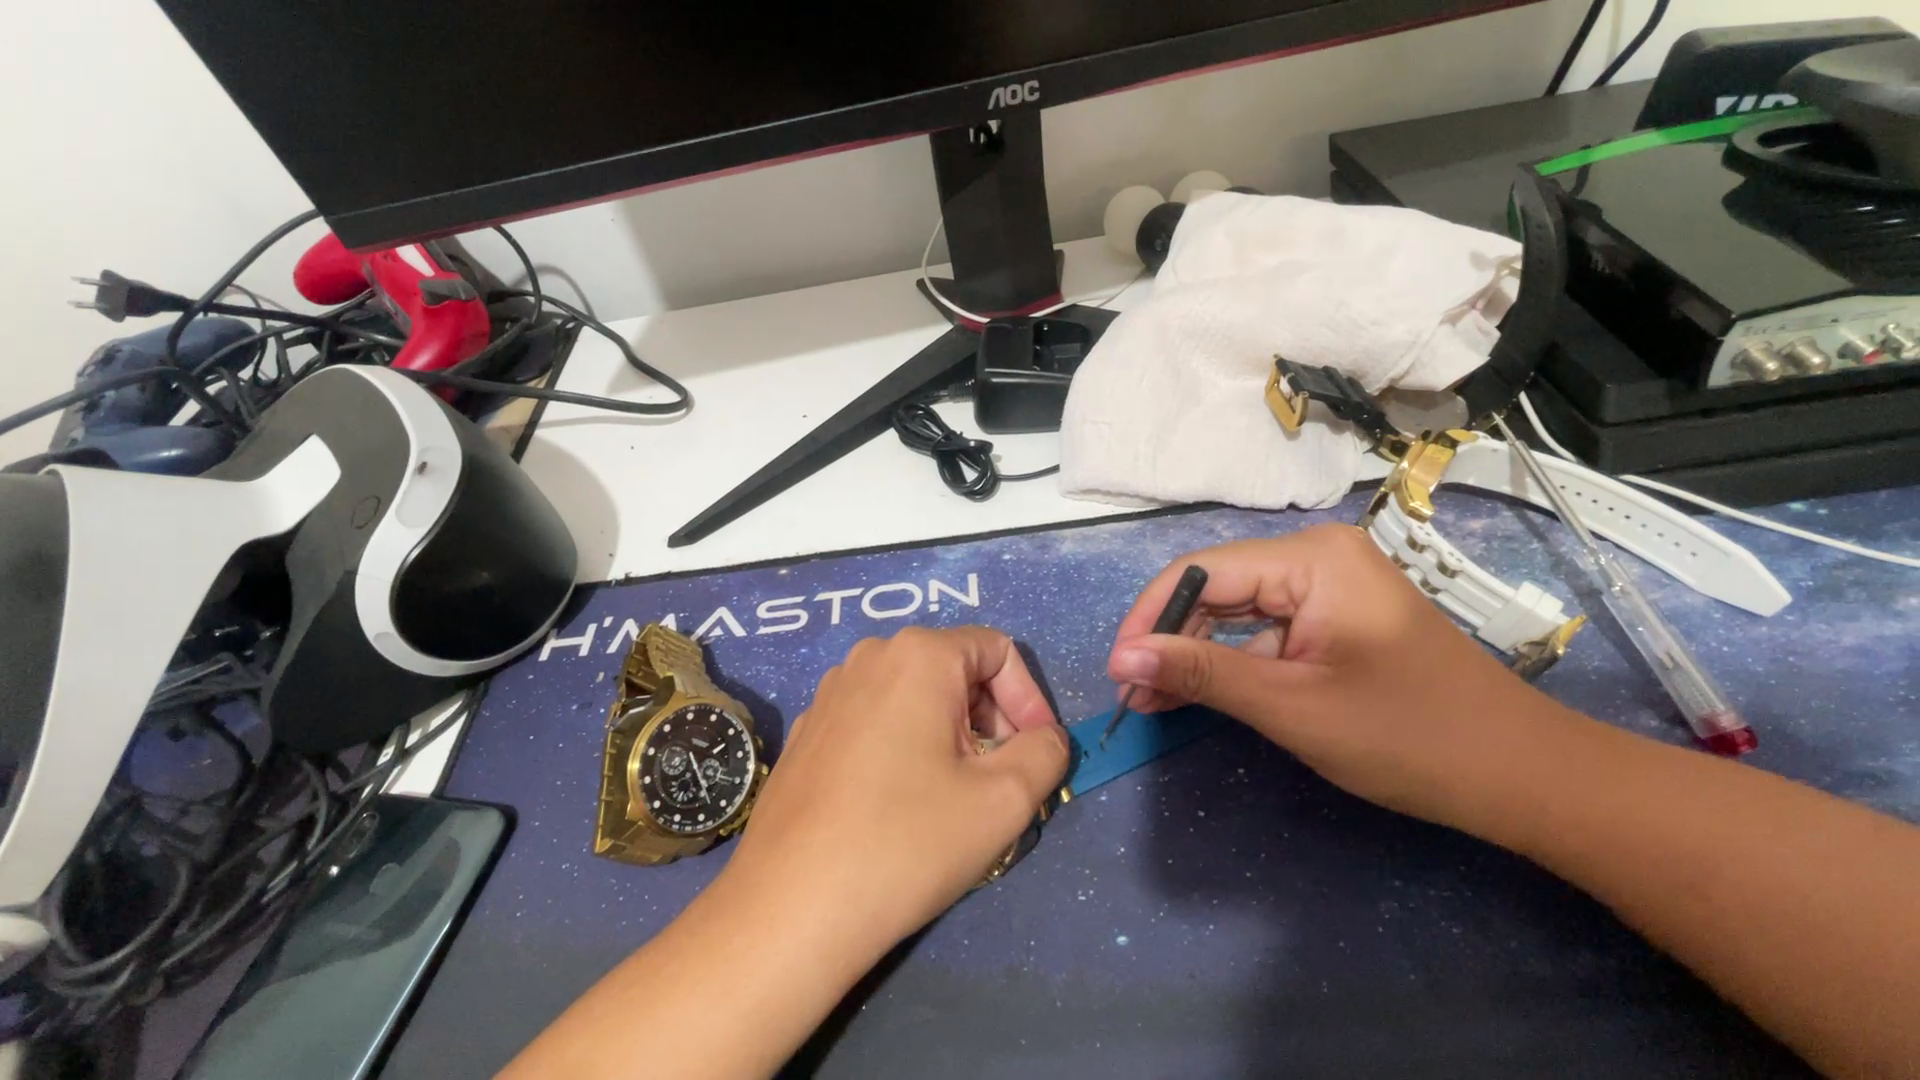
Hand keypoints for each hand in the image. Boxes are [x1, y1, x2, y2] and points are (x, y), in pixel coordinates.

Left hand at [720, 626, 1069, 961]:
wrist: (791, 908)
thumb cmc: (907, 842)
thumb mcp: (1003, 800)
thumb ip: (1046, 752)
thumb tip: (1046, 738)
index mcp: (917, 655)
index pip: (998, 651)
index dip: (1030, 701)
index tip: (1033, 757)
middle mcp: (868, 658)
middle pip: (955, 671)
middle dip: (991, 721)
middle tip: (997, 784)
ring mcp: (828, 695)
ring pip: (915, 699)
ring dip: (950, 738)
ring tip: (952, 799)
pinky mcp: (807, 735)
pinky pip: (875, 723)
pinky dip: (905, 749)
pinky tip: (898, 808)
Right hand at [1107, 524, 1563, 824]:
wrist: (1520, 775)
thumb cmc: (1407, 736)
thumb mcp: (1292, 705)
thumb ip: (1202, 673)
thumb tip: (1122, 657)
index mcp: (1312, 557)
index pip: (1201, 571)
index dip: (1150, 618)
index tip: (1117, 669)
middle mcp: (1317, 556)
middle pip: (1215, 587)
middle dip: (1169, 639)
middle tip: (1132, 693)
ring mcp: (1328, 587)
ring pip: (1234, 611)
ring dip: (1193, 654)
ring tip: (1152, 699)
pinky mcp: (1334, 618)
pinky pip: (1263, 631)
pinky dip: (1229, 663)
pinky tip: (1195, 694)